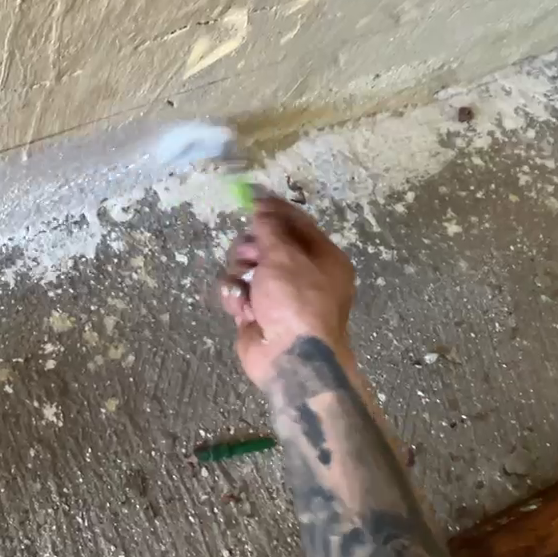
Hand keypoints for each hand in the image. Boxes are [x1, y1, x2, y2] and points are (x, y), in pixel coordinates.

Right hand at [218, 196, 357, 391]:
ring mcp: (279, 294)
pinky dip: (236, 297)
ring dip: (239, 275)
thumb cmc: (296, 301)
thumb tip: (261, 202)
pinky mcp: (258, 311)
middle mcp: (302, 274)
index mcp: (321, 258)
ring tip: (244, 290)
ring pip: (246, 267)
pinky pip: (239, 291)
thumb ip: (269, 227)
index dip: (273, 211)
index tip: (251, 200)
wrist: (290, 356)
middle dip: (250, 249)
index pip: (296, 223)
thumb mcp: (284, 256)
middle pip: (265, 244)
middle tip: (248, 257)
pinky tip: (241, 307)